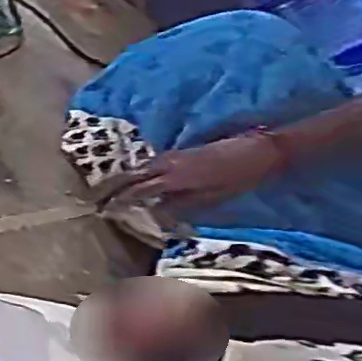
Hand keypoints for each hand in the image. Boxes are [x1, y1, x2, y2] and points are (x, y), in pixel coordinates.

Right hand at [95, 130, 286, 210]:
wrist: (265, 149)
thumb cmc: (241, 177)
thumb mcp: (213, 197)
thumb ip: (180, 204)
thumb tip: (154, 211)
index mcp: (174, 178)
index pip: (137, 190)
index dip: (119, 201)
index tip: (104, 210)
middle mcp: (168, 165)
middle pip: (131, 176)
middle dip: (112, 188)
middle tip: (96, 199)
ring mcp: (173, 156)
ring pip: (139, 169)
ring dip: (124, 179)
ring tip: (110, 190)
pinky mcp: (180, 153)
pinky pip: (150, 164)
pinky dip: (138, 173)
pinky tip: (136, 180)